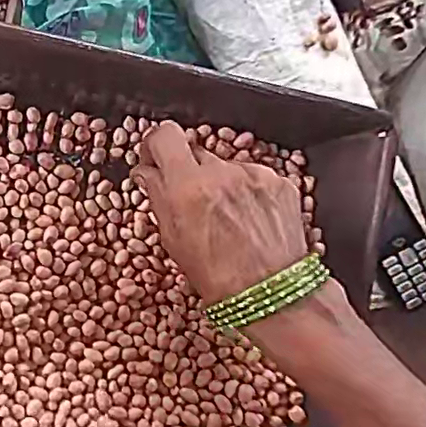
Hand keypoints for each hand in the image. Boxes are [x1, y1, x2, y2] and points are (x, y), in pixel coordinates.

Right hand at [131, 120, 311, 302]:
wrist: (269, 290)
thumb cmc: (216, 274)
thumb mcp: (172, 238)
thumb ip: (158, 196)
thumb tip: (146, 172)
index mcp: (188, 187)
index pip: (164, 136)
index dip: (154, 144)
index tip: (153, 158)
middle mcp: (221, 173)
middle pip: (194, 151)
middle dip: (187, 171)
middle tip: (189, 199)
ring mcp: (254, 174)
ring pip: (224, 166)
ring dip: (218, 183)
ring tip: (223, 218)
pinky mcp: (279, 181)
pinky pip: (252, 176)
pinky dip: (245, 192)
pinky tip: (246, 219)